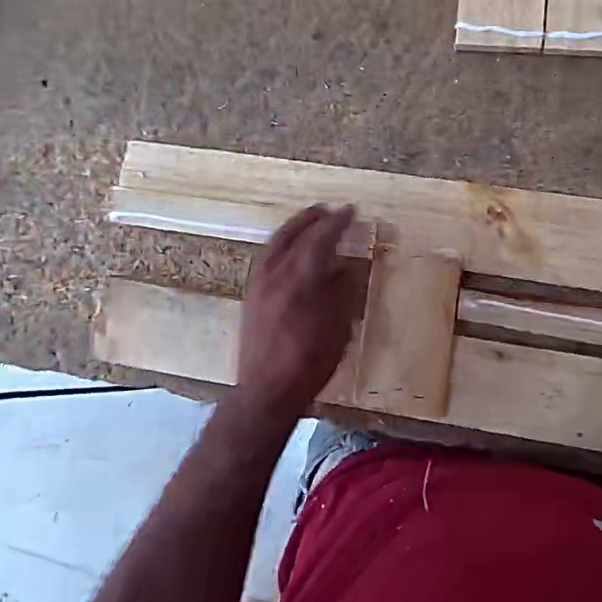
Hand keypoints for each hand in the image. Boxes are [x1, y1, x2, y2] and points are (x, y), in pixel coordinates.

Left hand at [232, 205, 365, 421]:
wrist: (266, 392)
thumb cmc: (310, 362)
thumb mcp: (338, 326)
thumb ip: (342, 290)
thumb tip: (347, 265)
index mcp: (300, 280)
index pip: (321, 239)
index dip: (337, 222)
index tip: (350, 210)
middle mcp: (275, 275)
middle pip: (293, 234)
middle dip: (312, 218)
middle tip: (328, 209)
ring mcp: (259, 285)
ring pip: (275, 244)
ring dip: (294, 228)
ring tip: (309, 221)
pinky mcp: (251, 297)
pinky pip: (267, 258)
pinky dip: (281, 245)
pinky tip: (290, 251)